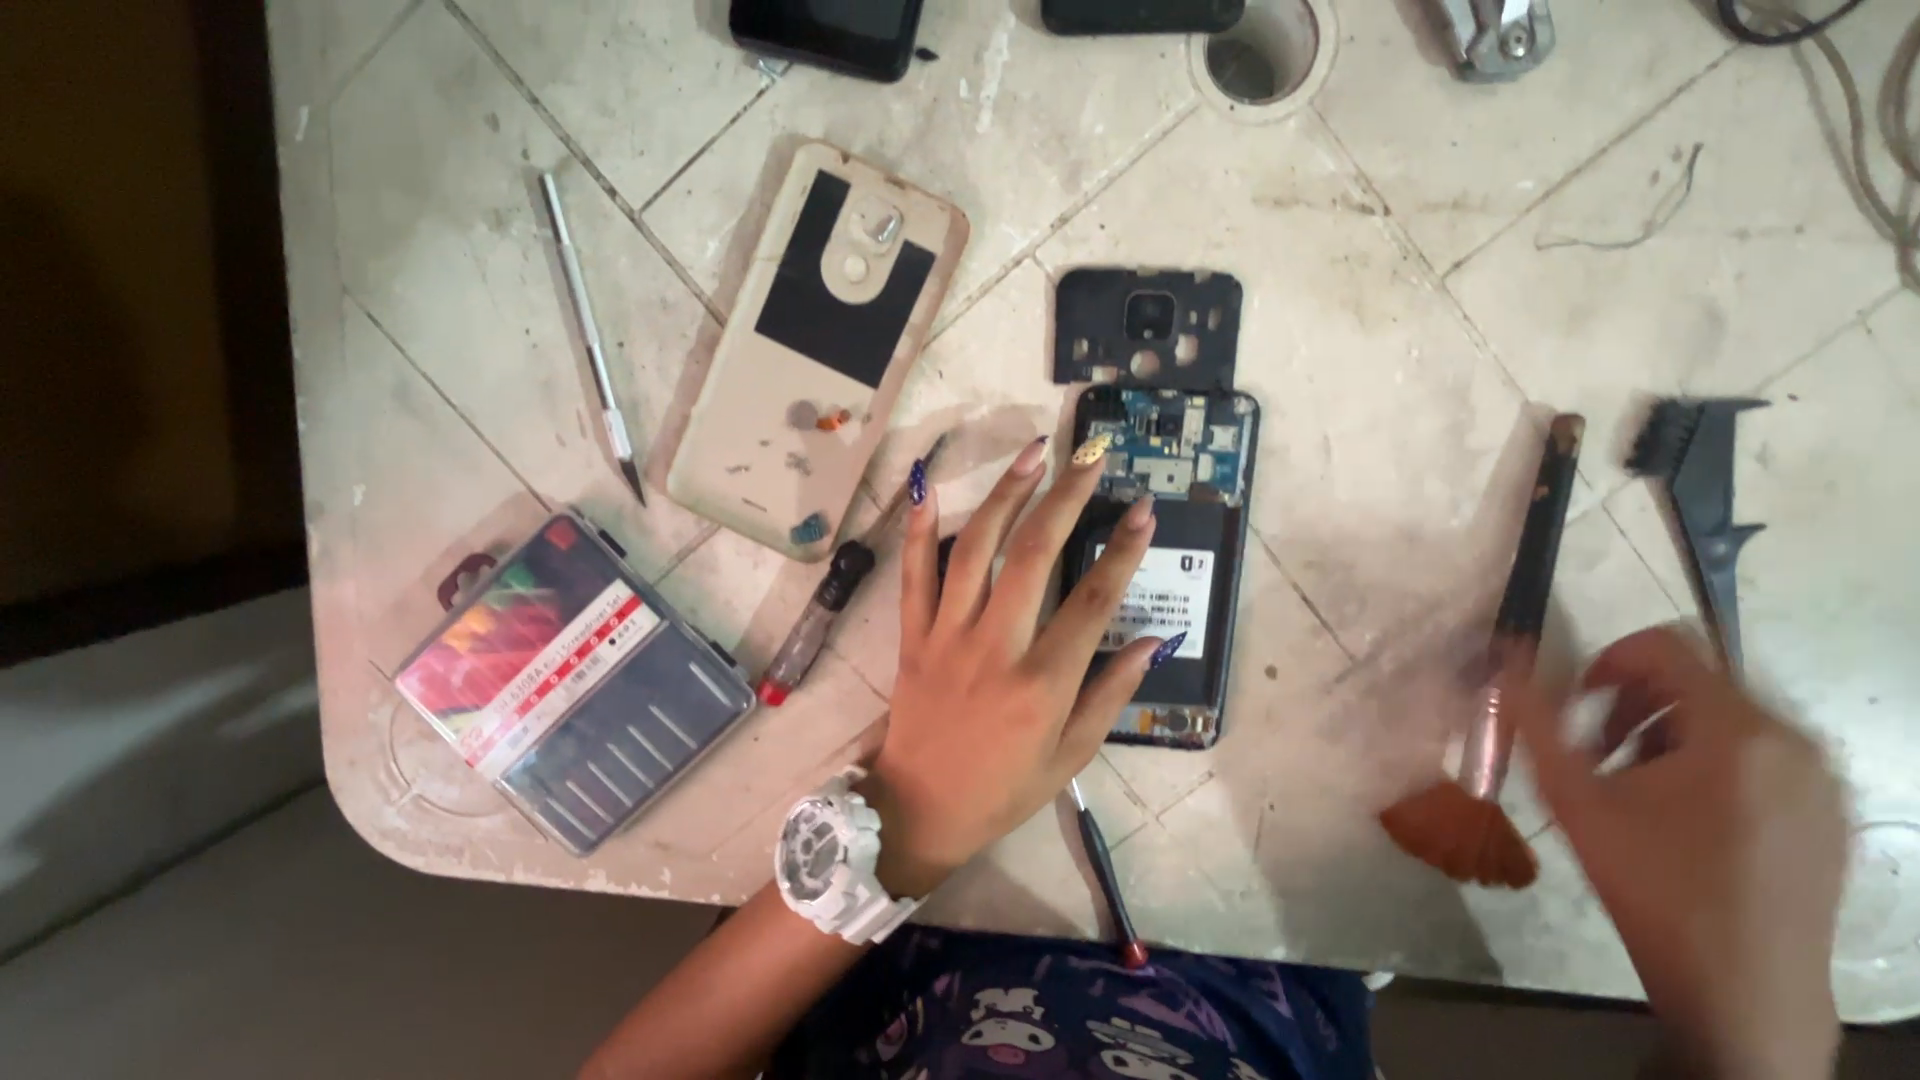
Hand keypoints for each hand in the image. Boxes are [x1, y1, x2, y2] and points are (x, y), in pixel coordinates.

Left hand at [857, 434, 1165, 898]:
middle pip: (1033, 554)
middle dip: (1067, 498)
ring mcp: (946, 635)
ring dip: (1005, 495)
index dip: (1123, 551)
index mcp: (1042, 683)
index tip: (1142, 510)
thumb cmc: (1003, 788)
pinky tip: (932, 490)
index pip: (1092, 601)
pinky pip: (913, 574)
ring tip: (1033, 453)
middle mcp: (994, 646)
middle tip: (1091, 457)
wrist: (919, 809)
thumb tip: (1154, 640)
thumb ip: (1111, 694)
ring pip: (974, 549)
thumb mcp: (1071, 755)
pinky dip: (921, 529)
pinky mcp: (912, 635)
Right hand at [1509, 627, 1847, 1079]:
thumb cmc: (1650, 883)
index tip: (1575, 709)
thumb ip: (1533, 719)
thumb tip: (1504, 657)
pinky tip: (1680, 818)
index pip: (1664, 646)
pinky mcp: (1829, 812)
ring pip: (1725, 719)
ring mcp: (1820, 779)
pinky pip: (1759, 755)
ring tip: (1632, 788)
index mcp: (1736, 729)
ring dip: (1664, 734)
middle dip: (1630, 706)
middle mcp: (1793, 740)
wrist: (1741, 987)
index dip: (1605, 662)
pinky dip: (1708, 763)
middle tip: (1595, 756)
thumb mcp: (1572, 797)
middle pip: (1694, 681)